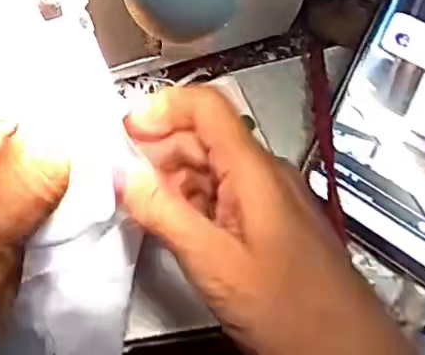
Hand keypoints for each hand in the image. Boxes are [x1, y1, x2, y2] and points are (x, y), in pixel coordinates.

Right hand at [118, 86, 411, 354]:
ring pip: (210, 165)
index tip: (129, 130)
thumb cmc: (301, 320)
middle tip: (126, 173)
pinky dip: (192, 200)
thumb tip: (123, 176)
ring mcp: (272, 199)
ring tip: (147, 205)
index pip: (205, 105)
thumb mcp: (218, 266)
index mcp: (255, 170)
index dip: (162, 108)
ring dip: (172, 177)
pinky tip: (178, 227)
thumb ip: (165, 215)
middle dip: (158, 148)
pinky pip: (223, 193)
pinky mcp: (273, 225)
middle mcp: (266, 174)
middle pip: (202, 135)